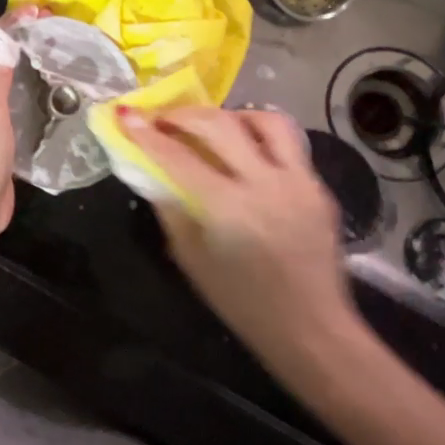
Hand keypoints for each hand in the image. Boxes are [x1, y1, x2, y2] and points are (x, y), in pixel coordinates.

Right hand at [122, 107, 353, 347]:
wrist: (312, 330)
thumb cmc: (242, 302)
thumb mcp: (191, 259)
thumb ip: (170, 209)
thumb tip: (149, 170)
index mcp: (229, 209)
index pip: (178, 158)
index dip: (147, 134)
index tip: (126, 115)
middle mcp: (266, 184)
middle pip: (219, 125)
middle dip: (183, 115)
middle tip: (162, 119)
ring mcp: (298, 182)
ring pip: (265, 120)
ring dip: (230, 115)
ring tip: (212, 127)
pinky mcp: (318, 186)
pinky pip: (288, 144)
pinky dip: (259, 137)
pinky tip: (244, 153)